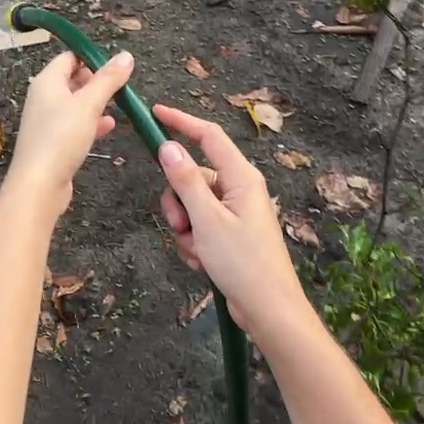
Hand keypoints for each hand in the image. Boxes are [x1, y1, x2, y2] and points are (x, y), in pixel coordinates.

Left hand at [5, 51, 135, 211]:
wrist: (39, 184)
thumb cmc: (61, 137)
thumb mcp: (89, 104)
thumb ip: (108, 79)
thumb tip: (125, 55)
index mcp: (46, 82)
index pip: (68, 57)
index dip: (91, 58)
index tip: (115, 66)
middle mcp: (43, 98)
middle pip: (72, 80)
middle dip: (96, 81)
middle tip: (120, 85)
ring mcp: (47, 121)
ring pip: (75, 104)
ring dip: (95, 103)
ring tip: (119, 103)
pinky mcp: (53, 142)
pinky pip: (74, 125)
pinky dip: (91, 123)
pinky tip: (108, 126)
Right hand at [152, 104, 315, 345]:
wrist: (268, 310)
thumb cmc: (243, 262)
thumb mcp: (207, 219)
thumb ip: (185, 181)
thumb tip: (168, 146)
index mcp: (241, 177)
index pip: (208, 136)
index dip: (181, 122)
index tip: (155, 113)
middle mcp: (238, 189)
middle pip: (193, 176)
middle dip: (178, 201)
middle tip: (180, 225)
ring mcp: (234, 213)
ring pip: (191, 205)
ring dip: (185, 227)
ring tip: (196, 250)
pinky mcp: (229, 235)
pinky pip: (198, 227)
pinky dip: (194, 242)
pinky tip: (202, 263)